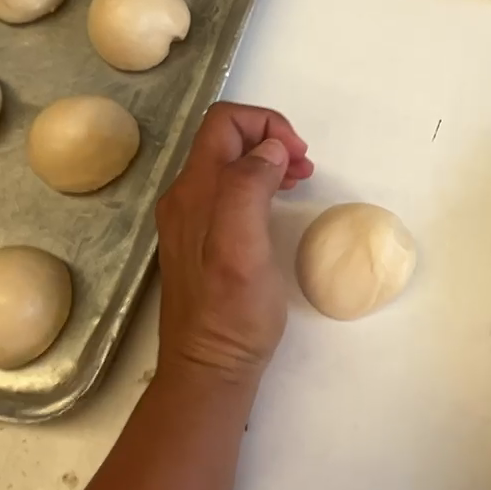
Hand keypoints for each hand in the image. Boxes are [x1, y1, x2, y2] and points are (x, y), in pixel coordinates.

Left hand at [154, 102, 314, 383]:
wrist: (209, 367)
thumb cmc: (233, 313)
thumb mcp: (245, 248)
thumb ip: (249, 189)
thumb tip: (270, 150)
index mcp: (196, 192)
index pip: (224, 122)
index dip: (266, 124)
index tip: (298, 155)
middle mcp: (186, 196)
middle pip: (225, 138)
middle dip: (269, 138)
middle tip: (304, 167)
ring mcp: (190, 217)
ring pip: (228, 162)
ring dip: (266, 159)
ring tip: (299, 179)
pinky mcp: (200, 237)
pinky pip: (227, 189)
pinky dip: (257, 182)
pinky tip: (277, 201)